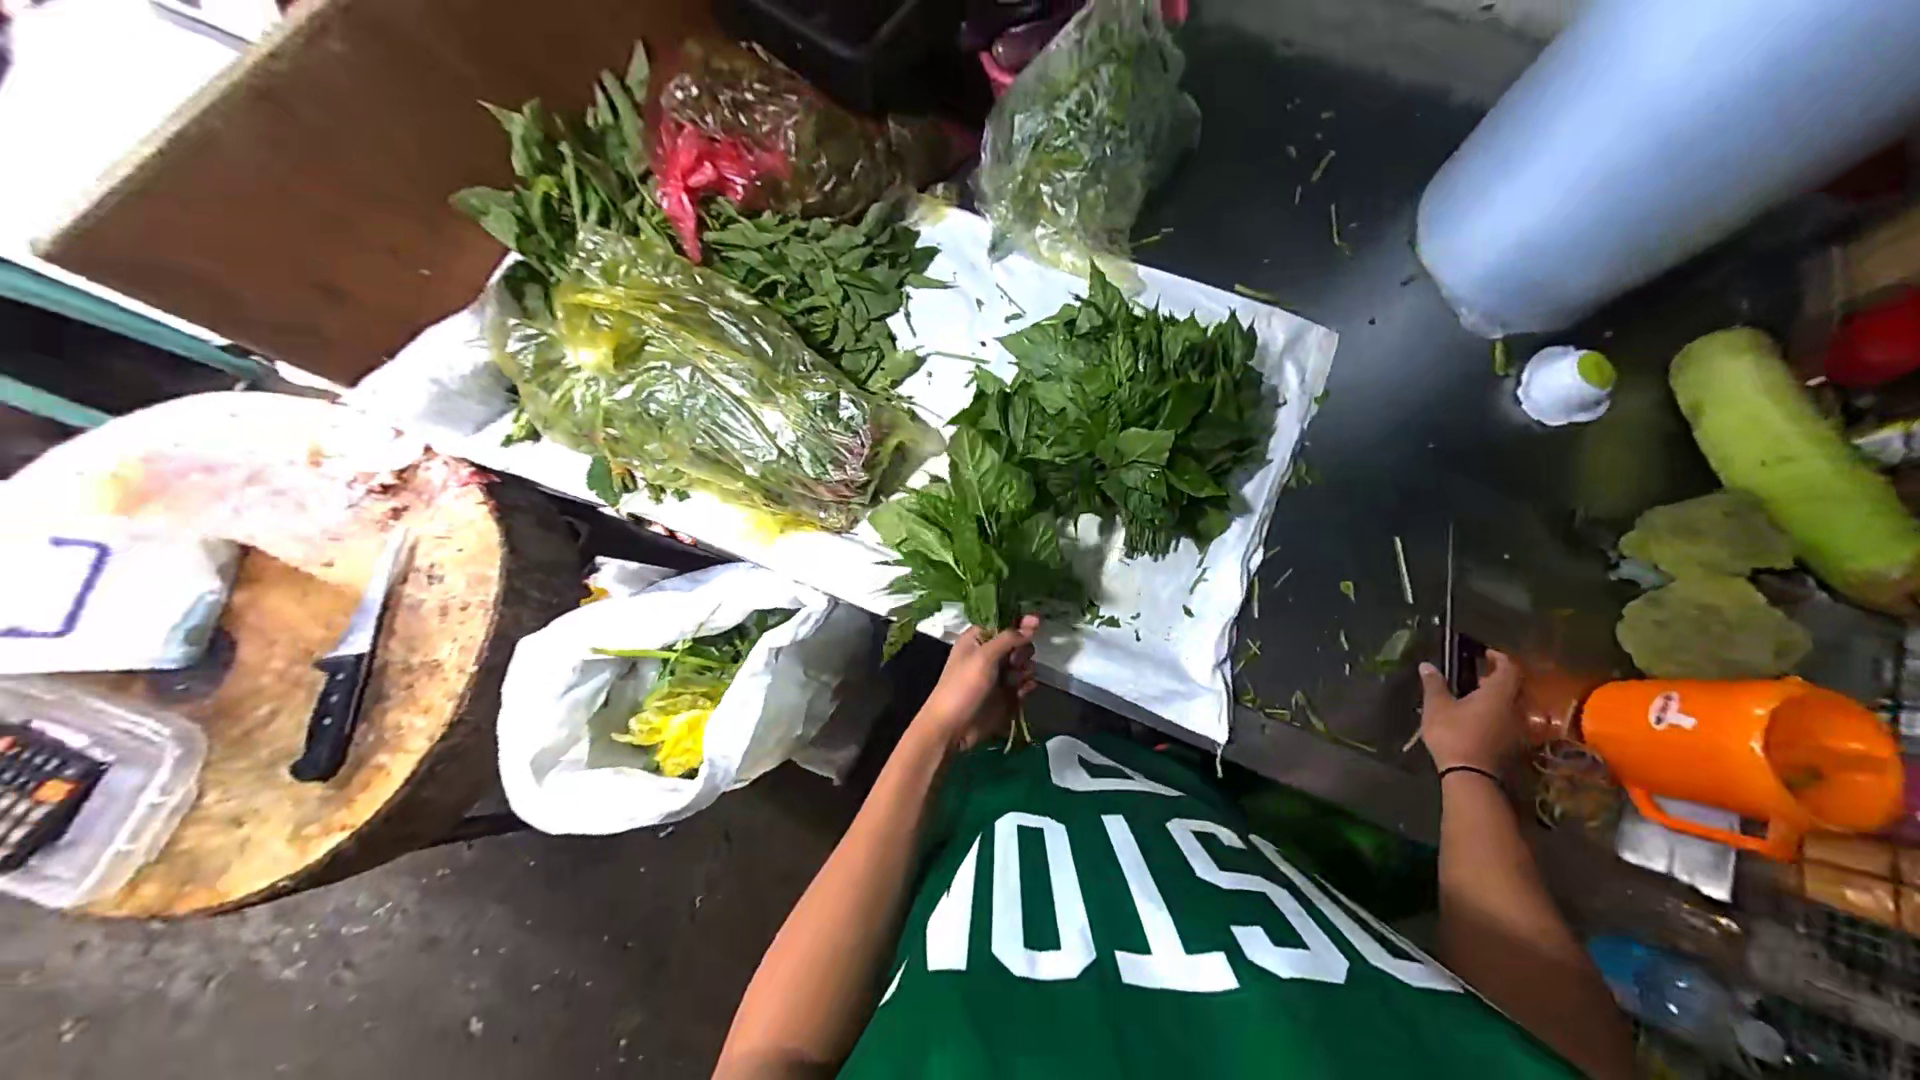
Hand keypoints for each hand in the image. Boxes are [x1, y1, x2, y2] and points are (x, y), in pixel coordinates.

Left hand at [910, 616, 1039, 752]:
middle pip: (1019, 643)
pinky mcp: (1007, 694)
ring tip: (1014, 680)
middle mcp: (990, 654)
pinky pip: (1025, 683)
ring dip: (1024, 670)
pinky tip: (1022, 691)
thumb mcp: (984, 657)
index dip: (1020, 622)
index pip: (1004, 622)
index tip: (1037, 622)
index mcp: (978, 639)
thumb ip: (1008, 638)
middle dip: (1022, 651)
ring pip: (1024, 663)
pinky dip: (1026, 685)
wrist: (953, 727)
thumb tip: (1029, 626)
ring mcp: (999, 675)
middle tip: (1014, 662)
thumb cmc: (963, 686)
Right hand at [1417, 649, 1523, 773]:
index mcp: (1498, 695)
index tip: (1486, 653)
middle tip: (1477, 675)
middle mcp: (1515, 709)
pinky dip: (1497, 713)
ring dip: (1497, 698)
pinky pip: (1509, 720)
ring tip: (1475, 697)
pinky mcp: (1514, 744)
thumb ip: (1434, 684)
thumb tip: (1427, 665)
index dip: (1499, 658)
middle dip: (1497, 678)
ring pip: (1512, 705)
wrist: (1472, 775)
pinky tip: (1479, 718)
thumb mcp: (1437, 706)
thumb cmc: (1454, 734)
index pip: (1509, 669)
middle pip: (1513, 687)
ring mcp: (1518, 728)